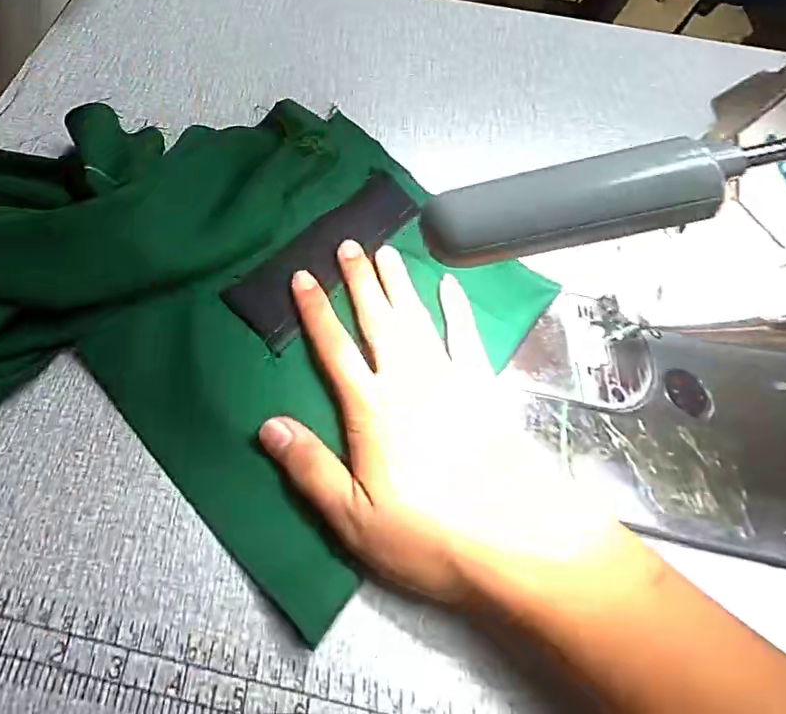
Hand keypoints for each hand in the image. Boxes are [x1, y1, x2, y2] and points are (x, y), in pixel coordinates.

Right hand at [258, 240, 639, 614]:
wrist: (517, 541)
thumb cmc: (429, 535)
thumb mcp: (355, 519)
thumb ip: (310, 469)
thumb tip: (268, 425)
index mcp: (372, 409)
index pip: (335, 349)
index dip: (316, 311)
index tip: (304, 277)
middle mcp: (408, 381)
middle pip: (377, 320)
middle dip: (359, 280)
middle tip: (349, 244)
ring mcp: (449, 378)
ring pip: (416, 318)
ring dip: (400, 283)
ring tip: (387, 252)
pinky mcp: (483, 386)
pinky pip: (466, 336)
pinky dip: (457, 309)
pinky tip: (450, 286)